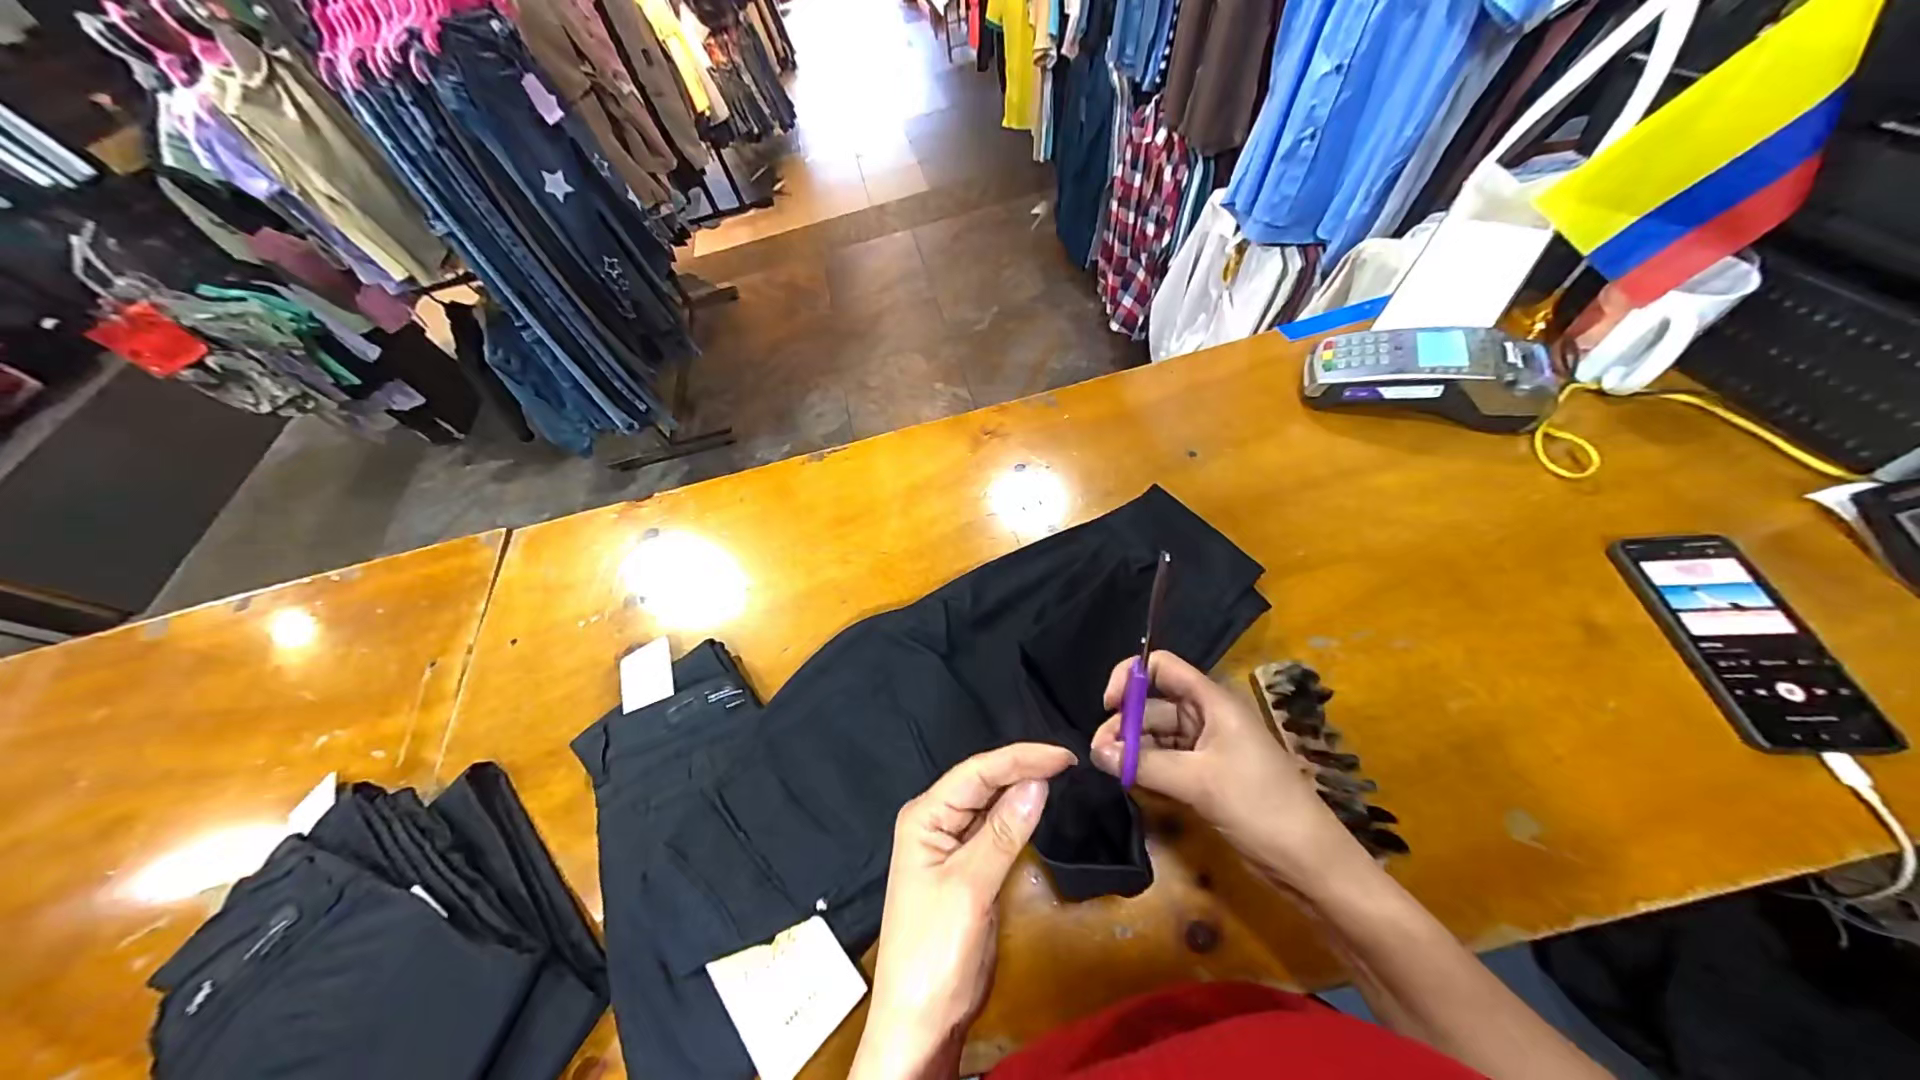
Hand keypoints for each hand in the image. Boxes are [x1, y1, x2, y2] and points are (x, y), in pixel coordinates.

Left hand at [851, 743, 1076, 1079]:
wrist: (921, 1019)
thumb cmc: (934, 950)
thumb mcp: (970, 887)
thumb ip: (1003, 832)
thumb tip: (1038, 782)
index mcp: (925, 816)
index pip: (975, 773)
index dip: (1019, 759)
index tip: (1063, 757)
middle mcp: (936, 822)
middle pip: (983, 783)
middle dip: (1022, 767)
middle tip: (1068, 762)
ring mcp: (952, 845)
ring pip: (991, 803)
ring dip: (1022, 787)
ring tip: (1061, 773)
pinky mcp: (969, 867)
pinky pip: (996, 829)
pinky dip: (1019, 816)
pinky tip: (1039, 805)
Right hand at [1089, 651, 1358, 885]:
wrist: (1309, 862)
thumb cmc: (1260, 806)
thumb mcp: (1199, 782)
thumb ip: (1145, 765)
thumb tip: (1097, 753)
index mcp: (1213, 703)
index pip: (1163, 667)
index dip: (1131, 677)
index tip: (1108, 706)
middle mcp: (1206, 718)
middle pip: (1152, 705)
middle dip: (1124, 724)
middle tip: (1099, 755)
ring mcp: (1205, 749)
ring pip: (1155, 736)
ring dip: (1131, 749)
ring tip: (1110, 770)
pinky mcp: (1204, 776)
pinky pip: (1165, 761)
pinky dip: (1145, 768)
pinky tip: (1129, 781)